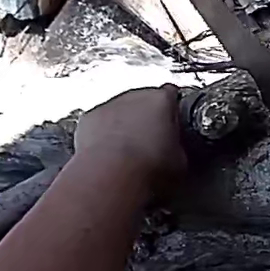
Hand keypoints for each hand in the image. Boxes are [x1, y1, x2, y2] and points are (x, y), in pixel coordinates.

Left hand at [72, 85, 187, 190]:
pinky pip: (100, 123)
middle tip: (152, 143)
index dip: (173, 110)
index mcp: (161, 100)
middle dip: (147, 118)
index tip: (173, 125)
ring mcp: (109, 105)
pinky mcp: (89, 118)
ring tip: (129, 153)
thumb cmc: (147, 167)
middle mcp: (134, 96)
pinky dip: (103, 135)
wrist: (112, 176)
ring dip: (125, 125)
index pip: (171, 94)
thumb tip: (176, 150)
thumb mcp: (180, 160)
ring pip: (121, 111)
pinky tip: (109, 154)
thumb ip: (179, 145)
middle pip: (144, 100)